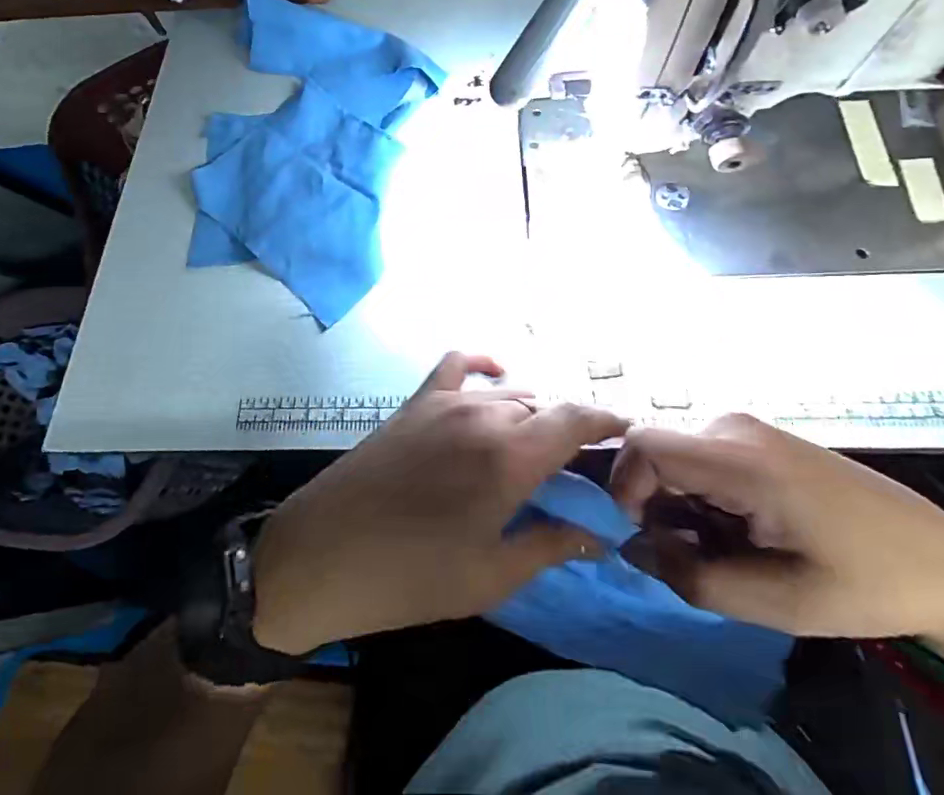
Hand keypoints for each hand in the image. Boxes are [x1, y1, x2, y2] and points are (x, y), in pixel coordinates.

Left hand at [251, 353, 628, 653]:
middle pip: (547, 409)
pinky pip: (460, 365)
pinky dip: (486, 365)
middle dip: (570, 433)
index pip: (578, 419)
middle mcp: (485, 416)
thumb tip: (598, 535)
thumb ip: (551, 545)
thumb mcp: (490, 577)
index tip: (627, 434)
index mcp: (510, 458)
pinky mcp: (417, 404)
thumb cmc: (409, 579)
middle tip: (575, 470)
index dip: (609, 421)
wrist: (316, 560)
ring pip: (512, 395)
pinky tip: (497, 375)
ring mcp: (447, 404)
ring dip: (534, 416)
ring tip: (536, 448)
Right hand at [611, 414, 943, 672]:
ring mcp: (753, 432)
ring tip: (735, 553)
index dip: (624, 488)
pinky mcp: (764, 443)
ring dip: (686, 510)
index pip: (644, 443)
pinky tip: (749, 535)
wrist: (939, 560)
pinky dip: (708, 501)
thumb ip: (689, 575)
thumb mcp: (771, 601)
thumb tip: (636, 546)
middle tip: (699, 561)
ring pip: (681, 462)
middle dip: (660, 509)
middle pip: (659, 455)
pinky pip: (708, 463)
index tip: (648, 539)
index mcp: (742, 459)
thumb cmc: (861, 584)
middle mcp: (738, 429)